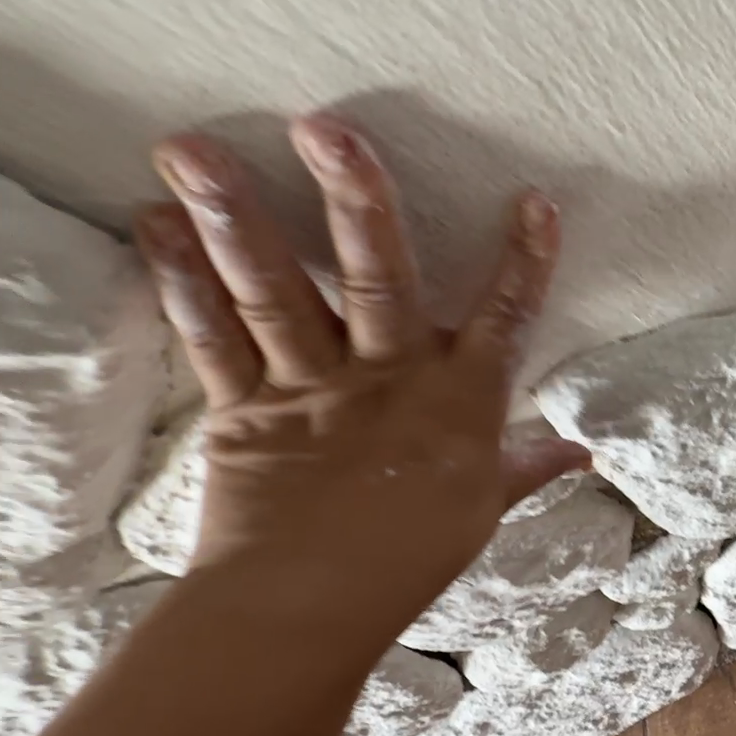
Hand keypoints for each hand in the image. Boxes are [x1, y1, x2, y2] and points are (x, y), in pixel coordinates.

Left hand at [130, 117, 589, 647]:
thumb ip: (529, 466)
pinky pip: (214, 336)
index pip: (506, 316)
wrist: (308, 607)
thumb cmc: (416, 553)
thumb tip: (581, 454)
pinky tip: (154, 222)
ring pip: (277, 293)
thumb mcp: (486, 505)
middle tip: (325, 128)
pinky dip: (183, 280)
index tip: (534, 201)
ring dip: (239, 220)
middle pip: (377, 278)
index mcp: (461, 399)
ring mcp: (311, 387)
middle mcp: (389, 377)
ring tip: (193, 150)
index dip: (525, 259)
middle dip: (357, 202)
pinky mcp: (244, 408)